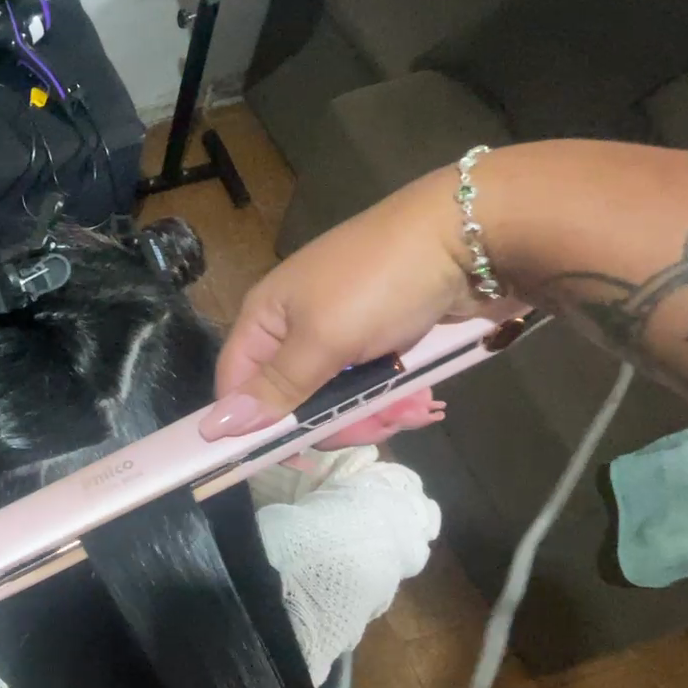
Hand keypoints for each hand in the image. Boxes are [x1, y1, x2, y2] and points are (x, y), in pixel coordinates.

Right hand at [203, 167, 504, 439]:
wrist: (473, 232)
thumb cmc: (381, 283)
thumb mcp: (322, 341)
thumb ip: (273, 389)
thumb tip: (214, 428)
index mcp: (265, 318)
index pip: (236, 383)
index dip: (251, 423)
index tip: (286, 455)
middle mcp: (293, 327)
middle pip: (288, 398)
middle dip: (327, 421)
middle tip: (370, 431)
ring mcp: (337, 332)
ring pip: (331, 397)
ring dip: (366, 415)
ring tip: (409, 416)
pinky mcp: (376, 337)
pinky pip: (366, 385)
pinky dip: (388, 400)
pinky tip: (418, 404)